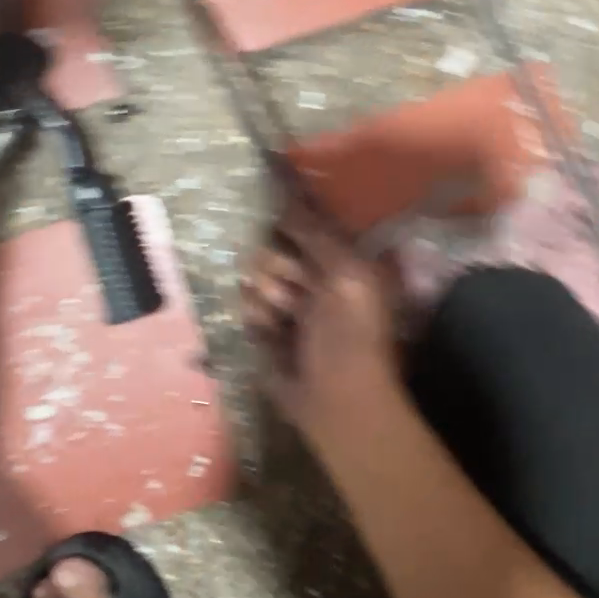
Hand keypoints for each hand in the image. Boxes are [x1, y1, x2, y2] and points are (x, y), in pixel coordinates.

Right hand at [243, 202, 402, 442]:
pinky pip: (246, 309)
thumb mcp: (347, 274)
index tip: (269, 209)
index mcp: (339, 261)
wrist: (339, 400)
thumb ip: (318, 233)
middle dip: (277, 264)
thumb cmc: (352, 334)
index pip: (304, 225)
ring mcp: (287, 306)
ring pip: (254, 277)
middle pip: (272, 249)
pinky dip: (257, 319)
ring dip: (267, 294)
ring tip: (286, 316)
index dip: (286, 217)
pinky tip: (269, 331)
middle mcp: (312, 278)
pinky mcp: (265, 332)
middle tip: (296, 288)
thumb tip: (289, 197)